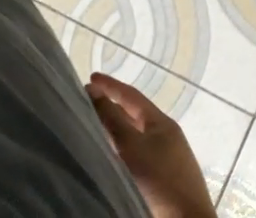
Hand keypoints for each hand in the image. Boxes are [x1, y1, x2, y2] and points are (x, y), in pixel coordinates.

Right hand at [87, 73, 216, 217]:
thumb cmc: (158, 177)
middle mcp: (167, 137)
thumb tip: (92, 90)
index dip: (110, 85)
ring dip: (115, 127)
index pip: (132, 96)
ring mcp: (168, 158)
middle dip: (111, 106)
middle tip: (87, 101)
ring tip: (93, 124)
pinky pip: (138, 151)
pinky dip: (122, 145)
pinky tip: (110, 151)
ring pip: (136, 135)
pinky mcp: (165, 176)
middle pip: (134, 114)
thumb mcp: (130, 144)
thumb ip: (110, 116)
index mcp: (162, 124)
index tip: (89, 77)